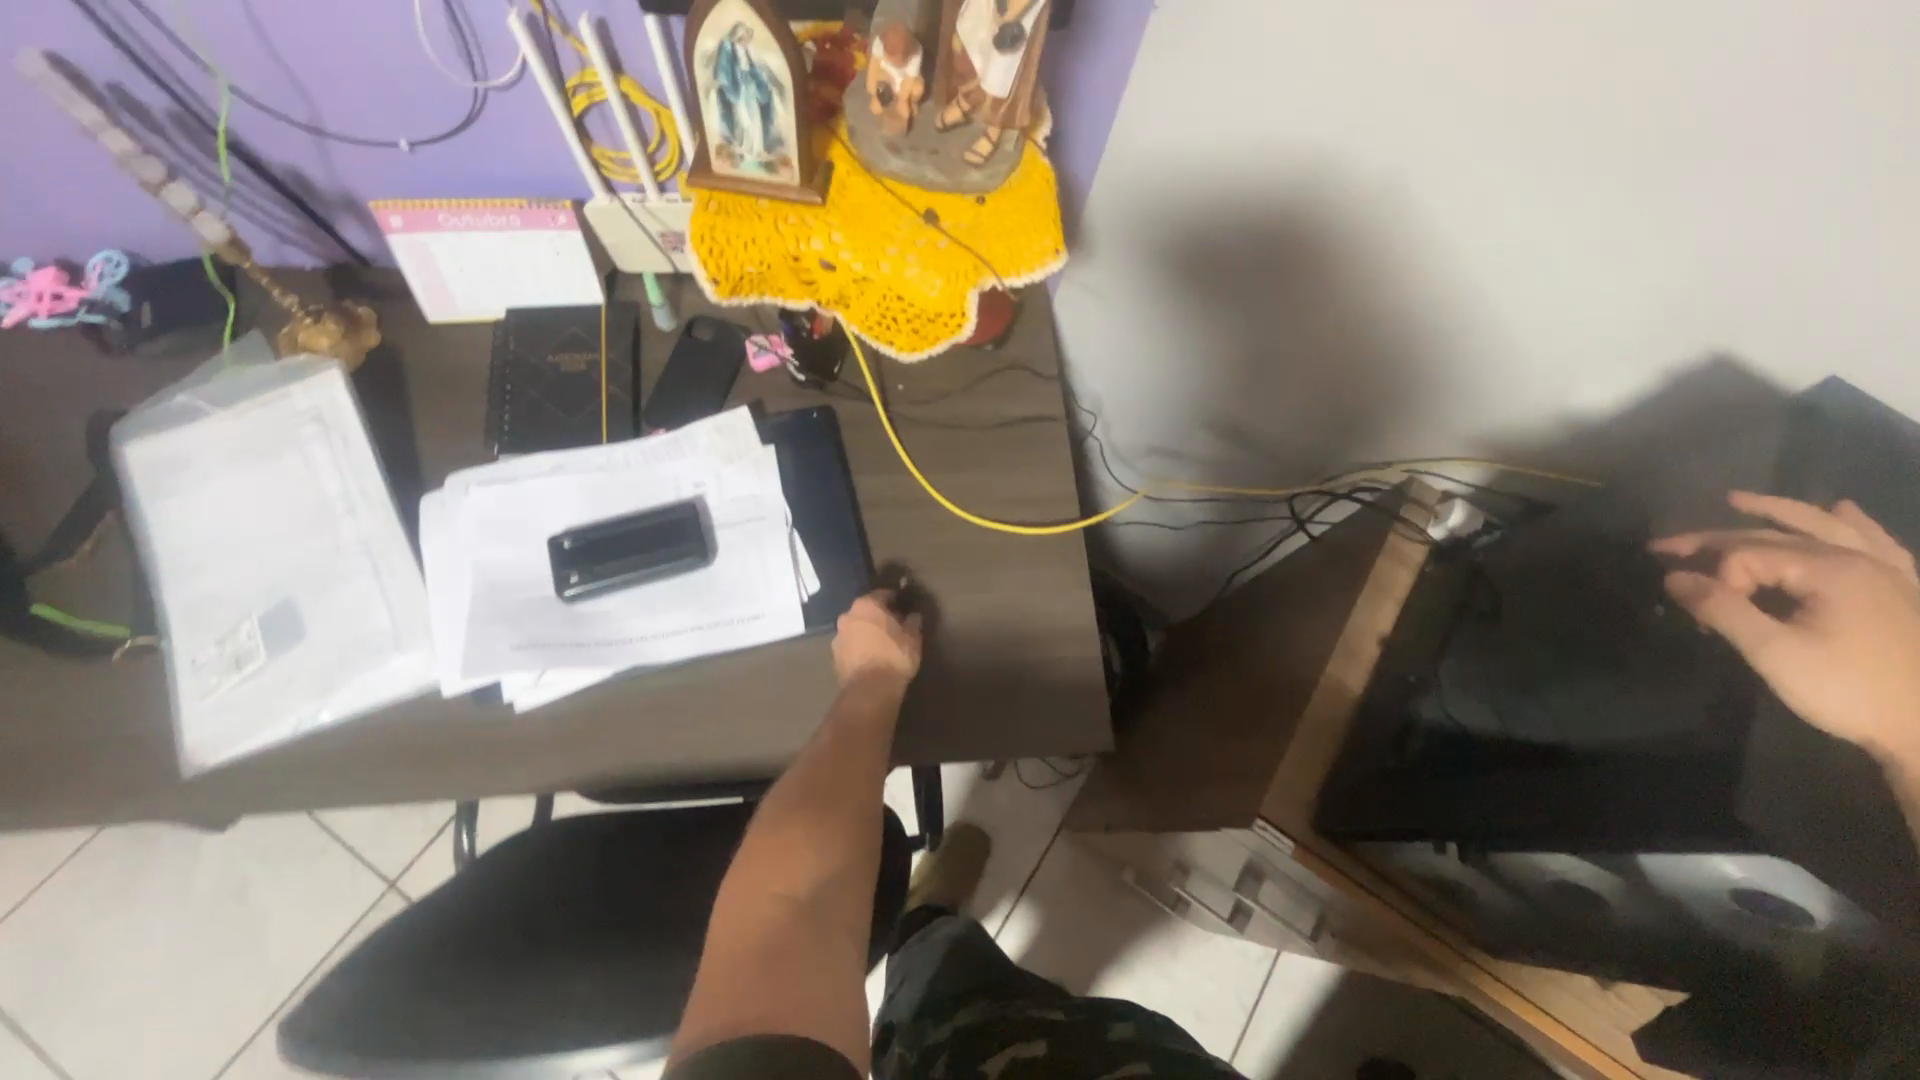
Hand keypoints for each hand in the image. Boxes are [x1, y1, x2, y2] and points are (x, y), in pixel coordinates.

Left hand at [832, 590, 922, 689]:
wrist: (870, 689)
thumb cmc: (894, 656)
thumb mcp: (912, 638)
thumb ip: (913, 622)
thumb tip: (914, 615)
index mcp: (867, 605)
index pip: (883, 594)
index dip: (895, 600)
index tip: (904, 606)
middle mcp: (848, 616)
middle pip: (866, 611)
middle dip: (879, 616)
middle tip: (894, 626)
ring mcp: (838, 636)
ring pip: (856, 628)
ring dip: (866, 632)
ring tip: (881, 644)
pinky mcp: (834, 656)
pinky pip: (850, 646)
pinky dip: (859, 648)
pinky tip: (870, 657)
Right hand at [1652, 491, 1919, 764]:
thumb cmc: (1850, 690)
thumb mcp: (1773, 653)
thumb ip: (1722, 609)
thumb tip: (1673, 577)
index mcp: (1830, 569)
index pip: (1747, 555)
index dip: (1715, 581)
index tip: (1700, 620)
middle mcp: (1859, 559)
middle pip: (1775, 534)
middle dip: (1715, 537)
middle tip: (1664, 544)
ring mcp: (1888, 572)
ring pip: (1825, 527)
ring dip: (1779, 510)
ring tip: (1738, 500)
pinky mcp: (1902, 590)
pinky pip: (1876, 543)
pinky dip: (1854, 523)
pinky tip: (1844, 510)